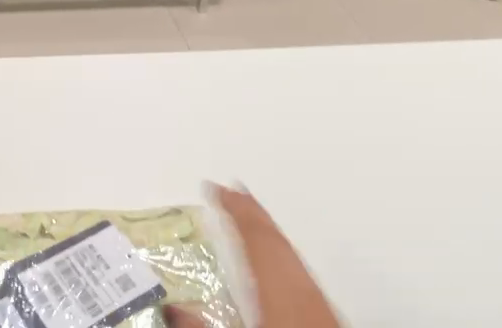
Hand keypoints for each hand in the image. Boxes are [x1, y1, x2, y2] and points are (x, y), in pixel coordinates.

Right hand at [166, 184, 340, 327]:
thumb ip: (198, 326)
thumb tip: (171, 308)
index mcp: (277, 292)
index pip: (254, 239)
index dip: (233, 210)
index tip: (215, 187)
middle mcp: (303, 291)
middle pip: (277, 242)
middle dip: (253, 213)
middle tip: (231, 190)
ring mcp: (322, 307)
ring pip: (294, 256)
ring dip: (270, 232)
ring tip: (251, 217)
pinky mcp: (330, 319)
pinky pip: (303, 273)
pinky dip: (285, 254)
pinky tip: (279, 264)